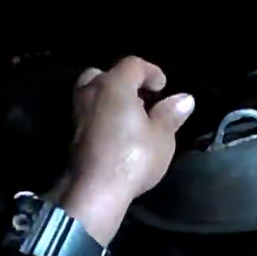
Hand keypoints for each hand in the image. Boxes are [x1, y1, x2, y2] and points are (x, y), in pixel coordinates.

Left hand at [57, 57, 194, 243]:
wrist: (95, 190)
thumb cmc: (134, 158)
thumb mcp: (162, 136)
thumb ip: (171, 114)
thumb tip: (185, 98)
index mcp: (114, 85)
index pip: (133, 65)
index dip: (152, 72)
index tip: (163, 87)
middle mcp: (91, 91)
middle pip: (106, 74)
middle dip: (125, 83)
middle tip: (142, 101)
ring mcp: (77, 112)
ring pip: (93, 94)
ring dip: (111, 100)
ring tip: (130, 118)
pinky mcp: (71, 133)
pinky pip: (89, 114)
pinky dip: (102, 116)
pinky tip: (116, 135)